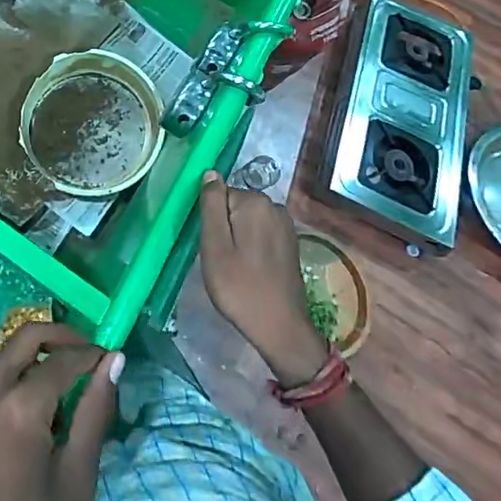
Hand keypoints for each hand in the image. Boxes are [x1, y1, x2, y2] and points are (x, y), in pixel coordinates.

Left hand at [0, 323, 122, 500]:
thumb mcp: (76, 477)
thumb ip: (95, 411)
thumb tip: (114, 360)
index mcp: (18, 407)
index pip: (63, 359)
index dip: (92, 354)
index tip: (112, 358)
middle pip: (27, 336)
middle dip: (63, 337)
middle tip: (90, 355)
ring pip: (8, 353)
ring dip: (38, 355)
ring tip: (66, 384)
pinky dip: (17, 372)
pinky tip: (36, 402)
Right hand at [199, 170, 329, 386]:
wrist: (280, 327)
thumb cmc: (239, 287)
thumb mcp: (214, 246)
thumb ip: (211, 205)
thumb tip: (210, 172)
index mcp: (255, 202)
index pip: (219, 196)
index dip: (210, 221)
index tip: (211, 246)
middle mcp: (274, 206)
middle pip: (233, 206)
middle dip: (224, 228)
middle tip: (221, 260)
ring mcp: (285, 224)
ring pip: (246, 221)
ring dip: (237, 239)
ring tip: (235, 267)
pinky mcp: (290, 242)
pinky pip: (260, 233)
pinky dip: (251, 246)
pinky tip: (250, 269)